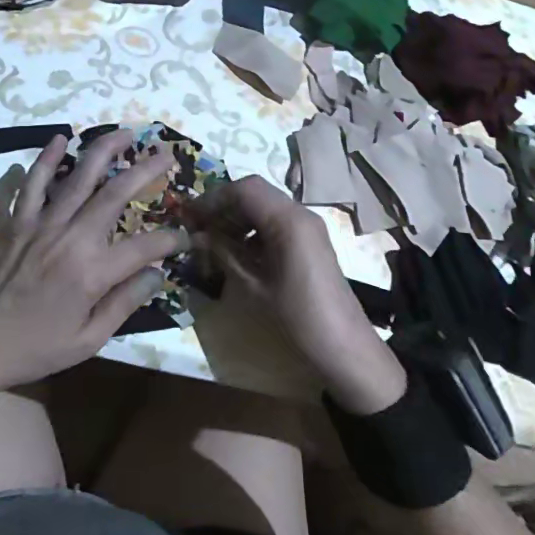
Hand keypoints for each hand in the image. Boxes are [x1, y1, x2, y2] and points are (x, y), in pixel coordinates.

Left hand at [0, 132, 182, 411]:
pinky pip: (20, 187)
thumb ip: (124, 304)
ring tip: (117, 134)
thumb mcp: (87, 340)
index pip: (145, 246)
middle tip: (162, 151)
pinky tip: (50, 147)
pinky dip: (34, 166)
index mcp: (91, 271)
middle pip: (112, 192)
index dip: (172, 239)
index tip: (188, 235)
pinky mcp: (5, 223)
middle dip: (143, 168)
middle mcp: (66, 236)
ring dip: (96, 151)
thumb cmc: (32, 350)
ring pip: (69, 177)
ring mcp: (32, 224)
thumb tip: (156, 274)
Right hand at [191, 176, 406, 413]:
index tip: (191, 216)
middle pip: (255, 192)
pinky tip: (238, 250)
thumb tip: (198, 235)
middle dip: (224, 205)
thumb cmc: (297, 315)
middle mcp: (300, 213)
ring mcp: (308, 226)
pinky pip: (277, 221)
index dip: (214, 198)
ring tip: (214, 239)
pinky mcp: (310, 239)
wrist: (344, 344)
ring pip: (265, 205)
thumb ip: (224, 253)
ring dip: (238, 216)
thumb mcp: (253, 285)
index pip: (244, 189)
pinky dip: (254, 228)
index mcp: (288, 220)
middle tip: (199, 226)